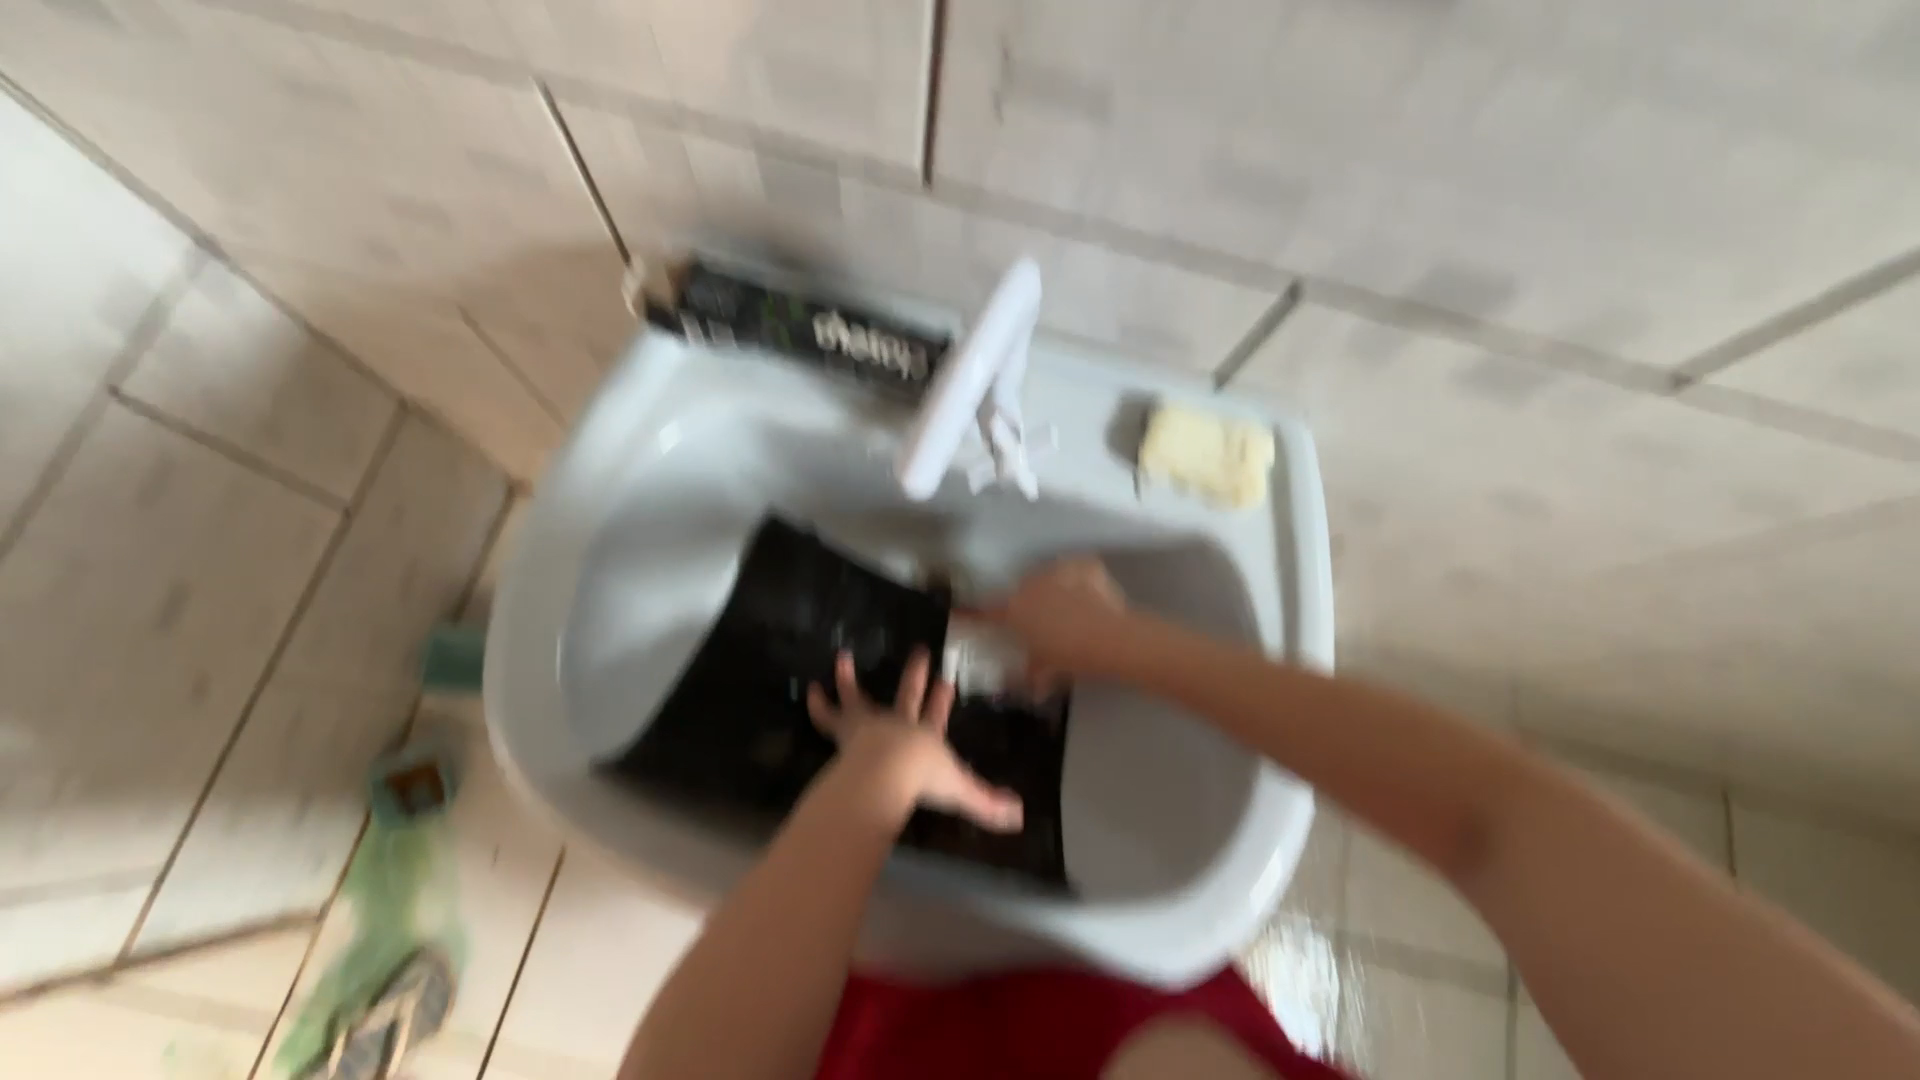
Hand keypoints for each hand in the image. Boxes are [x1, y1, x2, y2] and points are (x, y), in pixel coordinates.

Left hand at [807, 648, 1023, 832]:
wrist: (888, 771)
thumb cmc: (924, 779)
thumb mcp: (961, 792)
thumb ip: (987, 804)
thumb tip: (1019, 816)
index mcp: (925, 735)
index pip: (936, 715)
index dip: (941, 700)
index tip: (946, 679)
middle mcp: (898, 723)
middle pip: (907, 695)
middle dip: (915, 675)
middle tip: (919, 652)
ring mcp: (870, 724)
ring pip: (858, 698)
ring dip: (848, 679)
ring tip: (841, 657)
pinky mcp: (846, 731)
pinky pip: (828, 716)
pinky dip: (819, 705)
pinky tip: (811, 690)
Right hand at [971, 556, 1127, 683]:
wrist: (1111, 639)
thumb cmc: (1071, 657)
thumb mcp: (1046, 669)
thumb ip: (1032, 672)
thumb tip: (1034, 684)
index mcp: (1014, 610)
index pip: (984, 611)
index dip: (970, 615)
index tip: (959, 614)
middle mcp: (1029, 585)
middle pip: (1020, 592)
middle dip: (1026, 606)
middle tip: (1041, 623)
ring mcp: (1057, 571)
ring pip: (1047, 578)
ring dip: (1052, 591)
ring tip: (1069, 610)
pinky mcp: (1083, 565)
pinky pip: (1075, 572)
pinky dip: (1079, 581)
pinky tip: (1089, 596)